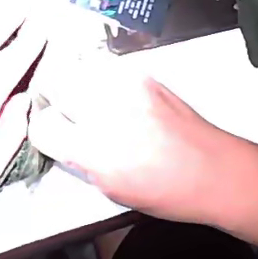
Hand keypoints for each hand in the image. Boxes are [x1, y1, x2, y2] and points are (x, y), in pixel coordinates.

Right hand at [28, 54, 246, 225]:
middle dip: (55, 96)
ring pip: (79, 67)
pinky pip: (108, 68)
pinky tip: (118, 98)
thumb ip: (82, 159)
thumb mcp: (112, 188)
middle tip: (67, 110)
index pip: (43, 125)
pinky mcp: (144, 76)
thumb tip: (64, 139)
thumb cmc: (168, 191)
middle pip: (54, 82)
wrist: (214, 170)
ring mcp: (126, 89)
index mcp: (94, 150)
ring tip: (92, 102)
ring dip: (78, 83)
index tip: (53, 132)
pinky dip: (104, 80)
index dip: (45, 129)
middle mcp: (106, 113)